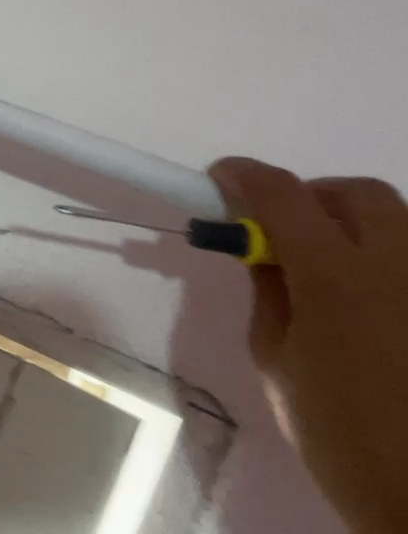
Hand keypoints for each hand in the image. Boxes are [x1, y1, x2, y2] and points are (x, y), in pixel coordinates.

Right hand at [210, 157, 407, 533]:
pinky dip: (392, 264)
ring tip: (335, 273)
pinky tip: (378, 305)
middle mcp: (404, 270)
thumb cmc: (335, 429)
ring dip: (359, 228)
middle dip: (311, 197)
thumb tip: (258, 245)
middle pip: (358, 196)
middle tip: (280, 230)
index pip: (281, 194)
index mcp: (338, 279)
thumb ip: (270, 289)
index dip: (241, 177)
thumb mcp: (275, 356)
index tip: (216, 181)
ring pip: (403, 224)